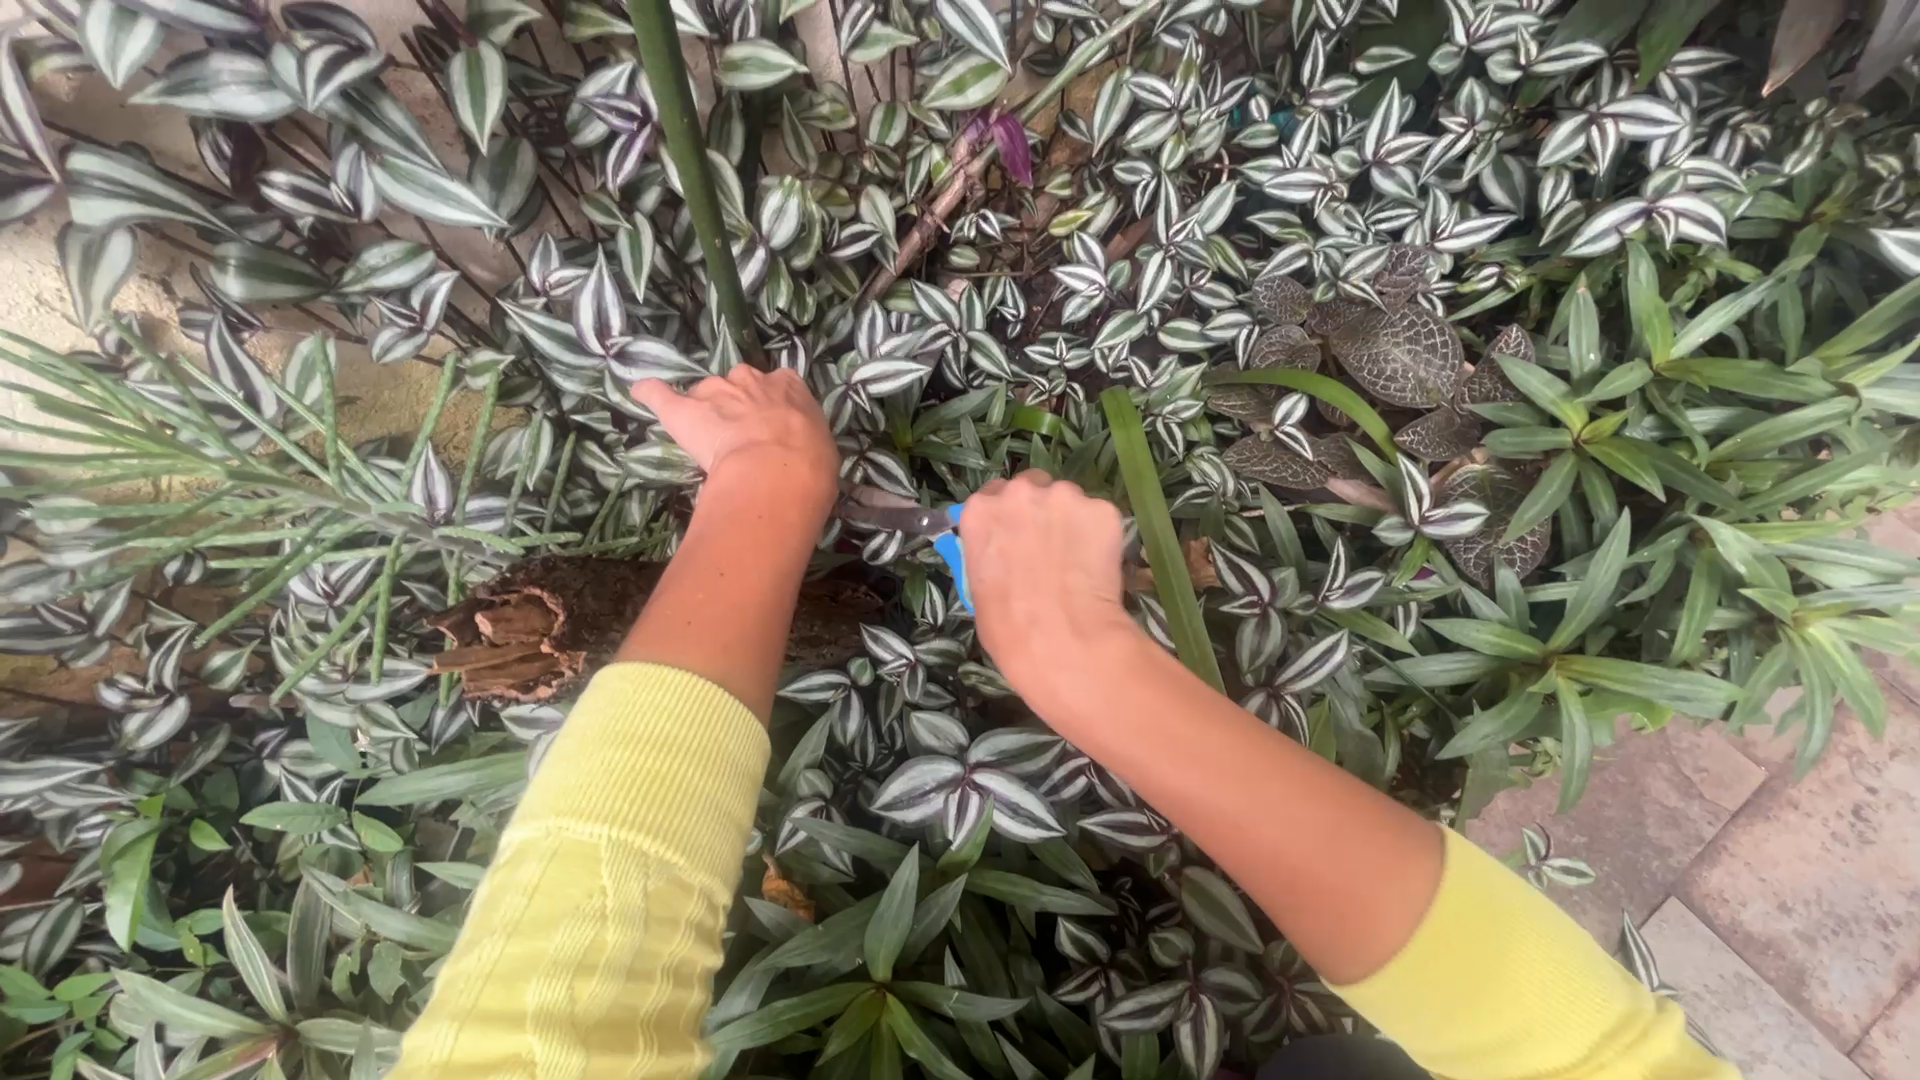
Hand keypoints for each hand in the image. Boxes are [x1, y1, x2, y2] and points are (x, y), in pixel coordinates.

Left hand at [633, 366, 838, 514]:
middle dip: (738, 405)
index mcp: (790, 386)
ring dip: (706, 413)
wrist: (777, 469)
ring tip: (708, 442)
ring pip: (705, 395)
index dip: (773, 406)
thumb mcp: (822, 448)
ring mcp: (714, 390)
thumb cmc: (810, 462)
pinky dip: (651, 394)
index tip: (772, 425)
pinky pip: (659, 394)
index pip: (780, 385)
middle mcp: (751, 378)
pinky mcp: (681, 409)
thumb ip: (807, 440)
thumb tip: (803, 453)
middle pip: (739, 385)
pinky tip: (644, 394)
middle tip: (742, 437)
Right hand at [957, 471, 1141, 708]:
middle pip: (1033, 487)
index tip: (1016, 536)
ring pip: (1069, 500)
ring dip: (1071, 521)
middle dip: (1040, 510)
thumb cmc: (1009, 630)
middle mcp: (1019, 492)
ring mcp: (1065, 496)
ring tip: (1078, 560)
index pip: (993, 496)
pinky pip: (1099, 517)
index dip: (1008, 517)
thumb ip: (991, 555)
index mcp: (980, 511)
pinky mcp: (1103, 510)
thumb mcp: (979, 589)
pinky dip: (1100, 536)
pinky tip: (1099, 567)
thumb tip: (1007, 555)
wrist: (1065, 642)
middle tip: (1049, 545)